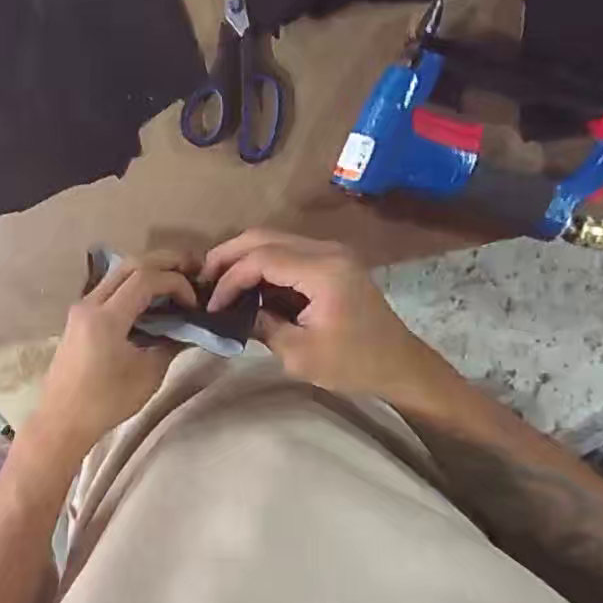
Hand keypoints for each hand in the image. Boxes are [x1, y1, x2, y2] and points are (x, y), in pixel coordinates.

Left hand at [32, 251, 196, 450]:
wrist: (62, 420)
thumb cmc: (105, 402)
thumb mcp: (147, 374)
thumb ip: (170, 343)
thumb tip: (189, 327)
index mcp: (105, 317)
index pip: (146, 278)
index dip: (176, 282)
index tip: (193, 303)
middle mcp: (89, 304)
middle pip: (130, 265)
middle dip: (165, 262)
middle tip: (193, 269)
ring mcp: (80, 309)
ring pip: (117, 274)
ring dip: (148, 272)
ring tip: (176, 283)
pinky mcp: (79, 319)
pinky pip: (109, 290)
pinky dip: (133, 287)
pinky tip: (152, 301)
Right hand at [202, 230, 438, 397]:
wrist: (400, 366)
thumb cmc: (352, 365)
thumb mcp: (298, 354)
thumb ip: (261, 325)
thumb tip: (230, 314)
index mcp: (323, 272)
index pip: (261, 259)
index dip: (229, 280)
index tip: (212, 307)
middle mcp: (328, 251)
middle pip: (263, 236)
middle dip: (227, 255)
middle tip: (203, 280)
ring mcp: (332, 253)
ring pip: (273, 239)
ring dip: (242, 257)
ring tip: (218, 282)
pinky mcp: (332, 262)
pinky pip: (287, 251)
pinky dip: (261, 263)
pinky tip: (245, 284)